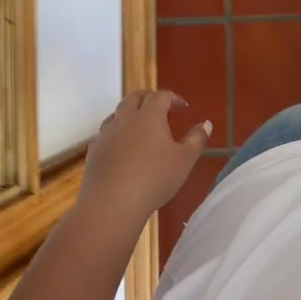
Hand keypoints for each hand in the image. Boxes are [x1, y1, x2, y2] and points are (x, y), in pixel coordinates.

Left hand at [78, 90, 212, 220]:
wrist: (112, 203)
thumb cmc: (155, 178)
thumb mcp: (185, 160)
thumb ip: (197, 139)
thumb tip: (206, 123)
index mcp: (148, 116)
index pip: (160, 96)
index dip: (173, 98)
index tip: (183, 107)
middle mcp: (125, 119)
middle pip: (135, 97)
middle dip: (149, 98)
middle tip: (161, 108)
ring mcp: (106, 134)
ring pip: (117, 113)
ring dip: (130, 113)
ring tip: (140, 126)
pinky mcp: (94, 151)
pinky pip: (105, 133)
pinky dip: (116, 133)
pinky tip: (121, 147)